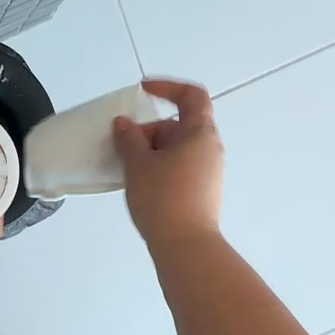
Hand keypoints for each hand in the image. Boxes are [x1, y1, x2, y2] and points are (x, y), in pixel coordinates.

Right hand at [112, 79, 224, 251]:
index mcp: (200, 134)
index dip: (167, 87)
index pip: (191, 96)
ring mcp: (209, 173)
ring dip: (151, 153)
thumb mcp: (138, 166)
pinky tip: (141, 186)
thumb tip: (124, 124)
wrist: (185, 246)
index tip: (142, 90)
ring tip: (129, 170)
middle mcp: (210, 149)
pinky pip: (179, 169)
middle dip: (149, 132)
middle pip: (178, 126)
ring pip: (176, 150)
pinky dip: (159, 169)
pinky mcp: (202, 193)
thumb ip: (129, 140)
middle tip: (124, 148)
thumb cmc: (163, 199)